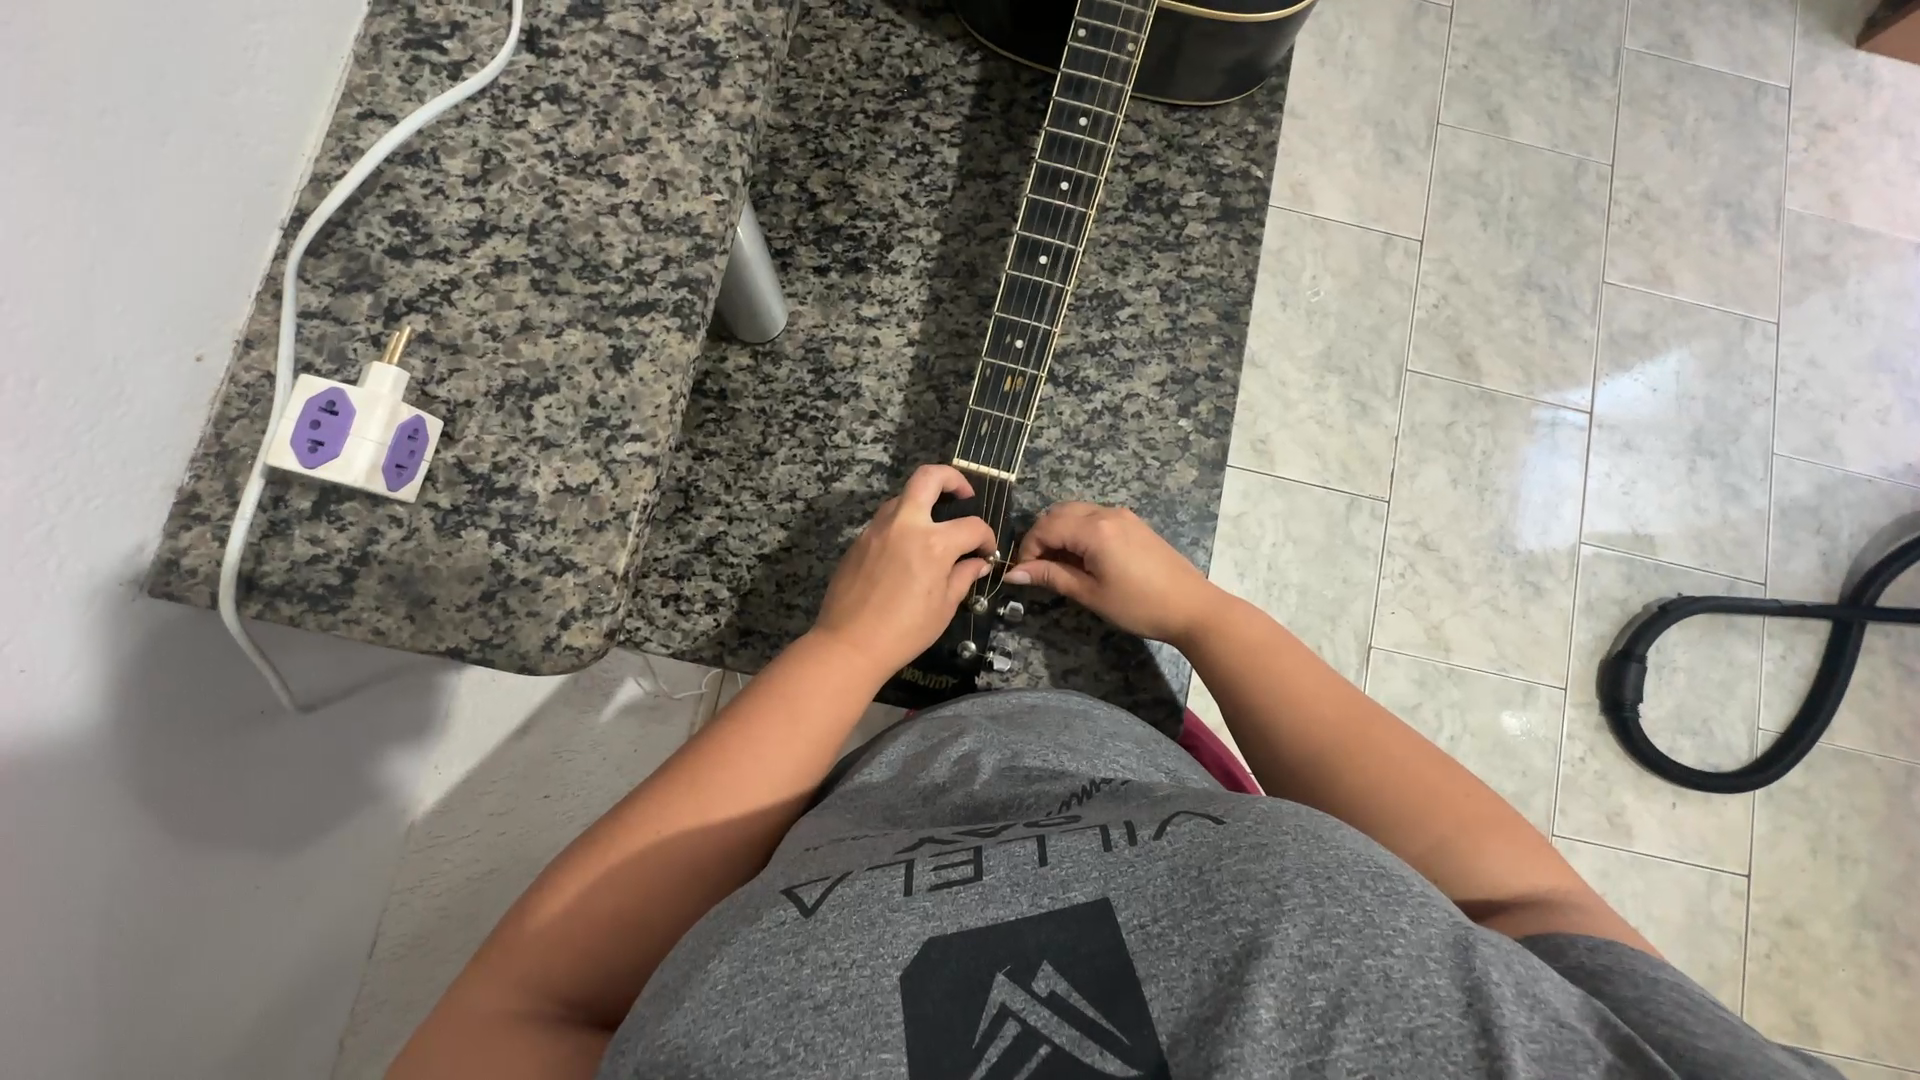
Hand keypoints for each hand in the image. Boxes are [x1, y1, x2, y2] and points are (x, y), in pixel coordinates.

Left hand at [811, 464, 998, 677]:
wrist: (850, 644)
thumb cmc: (905, 631)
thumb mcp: (944, 607)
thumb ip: (963, 577)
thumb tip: (977, 563)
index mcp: (934, 543)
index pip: (972, 526)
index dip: (986, 538)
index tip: (986, 552)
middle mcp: (905, 524)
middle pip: (928, 477)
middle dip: (952, 478)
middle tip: (964, 495)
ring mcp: (877, 529)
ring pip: (902, 496)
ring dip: (922, 502)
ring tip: (933, 527)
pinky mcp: (859, 541)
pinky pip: (885, 521)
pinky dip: (901, 525)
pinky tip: (906, 551)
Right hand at [1006, 502, 1227, 646]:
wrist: (1192, 607)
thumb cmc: (1138, 605)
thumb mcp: (1090, 594)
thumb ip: (1051, 577)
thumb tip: (1014, 574)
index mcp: (1094, 530)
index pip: (1045, 528)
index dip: (1028, 549)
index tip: (1024, 574)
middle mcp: (1106, 513)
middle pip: (1058, 513)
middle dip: (1041, 537)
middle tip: (1038, 569)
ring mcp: (1123, 516)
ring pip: (1076, 512)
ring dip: (1059, 533)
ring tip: (1059, 565)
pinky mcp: (1133, 524)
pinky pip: (1094, 517)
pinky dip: (1078, 531)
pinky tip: (1083, 559)